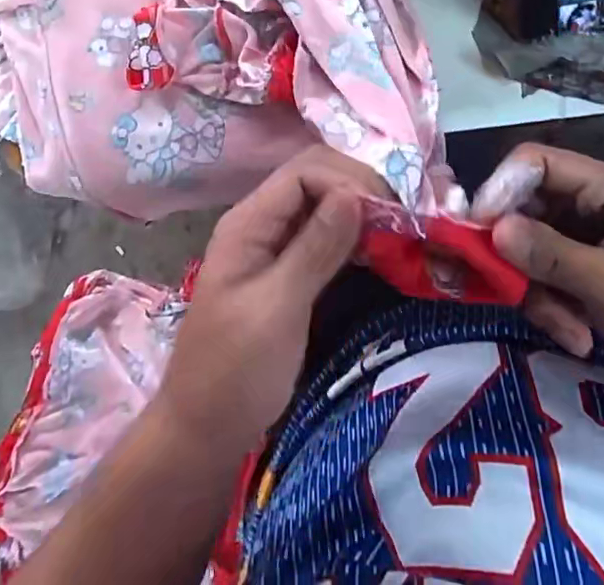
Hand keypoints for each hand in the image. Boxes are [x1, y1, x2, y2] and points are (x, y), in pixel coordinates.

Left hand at [153, 146, 391, 444]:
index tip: (389, 213)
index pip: (304, 172)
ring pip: (322, 205)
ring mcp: (272, 247)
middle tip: (400, 219)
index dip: (348, 181)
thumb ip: (315, 248)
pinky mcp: (287, 271)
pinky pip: (324, 235)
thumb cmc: (235, 372)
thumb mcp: (278, 308)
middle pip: (314, 178)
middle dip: (358, 188)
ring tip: (397, 230)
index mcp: (248, 223)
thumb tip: (357, 193)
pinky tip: (376, 249)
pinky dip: (353, 234)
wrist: (203, 432)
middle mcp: (260, 224)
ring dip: (359, 210)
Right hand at [472, 143, 603, 395]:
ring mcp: (593, 239)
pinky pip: (551, 277)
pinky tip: (581, 336)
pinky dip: (556, 307)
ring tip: (571, 332)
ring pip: (533, 249)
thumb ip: (552, 255)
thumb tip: (492, 227)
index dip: (500, 190)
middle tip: (515, 295)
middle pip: (526, 208)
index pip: (534, 162)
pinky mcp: (593, 271)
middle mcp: (594, 204)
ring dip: (540, 292)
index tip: (477, 235)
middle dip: (518, 257)